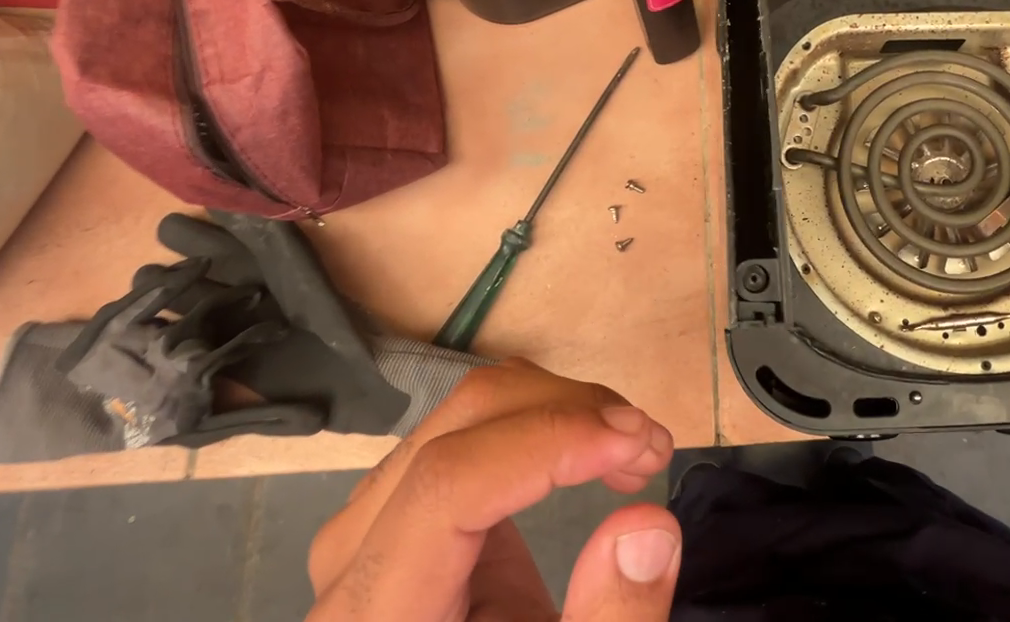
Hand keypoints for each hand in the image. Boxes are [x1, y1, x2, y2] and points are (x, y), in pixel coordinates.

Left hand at [307, 358, 678, 620]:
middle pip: (463, 425)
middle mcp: (354, 551)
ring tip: (637, 451)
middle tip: (655, 445)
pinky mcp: (408, 499)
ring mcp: (376, 514)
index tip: (641, 442)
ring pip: (473, 409)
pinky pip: (477, 425)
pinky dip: (548, 420)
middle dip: (572, 413)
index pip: (447, 485)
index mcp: (374, 618)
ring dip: (566, 410)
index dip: (548, 444)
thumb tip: (648, 521)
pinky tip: (593, 451)